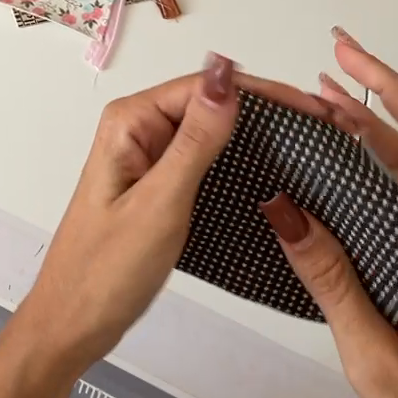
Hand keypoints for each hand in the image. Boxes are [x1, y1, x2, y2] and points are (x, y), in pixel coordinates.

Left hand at [0, 54, 321, 397]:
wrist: (74, 322)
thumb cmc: (106, 268)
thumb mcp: (160, 202)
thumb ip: (196, 139)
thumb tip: (224, 75)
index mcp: (131, 120)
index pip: (205, 86)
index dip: (263, 92)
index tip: (314, 109)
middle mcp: (137, 127)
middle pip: (210, 101)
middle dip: (266, 109)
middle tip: (324, 128)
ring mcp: (147, 154)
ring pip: (210, 128)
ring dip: (256, 132)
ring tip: (309, 142)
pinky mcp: (157, 180)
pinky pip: (202, 156)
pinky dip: (237, 157)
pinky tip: (269, 167)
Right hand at [257, 27, 397, 397]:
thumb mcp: (378, 361)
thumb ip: (332, 284)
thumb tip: (285, 210)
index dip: (385, 96)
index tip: (342, 65)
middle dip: (380, 87)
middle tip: (337, 51)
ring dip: (370, 120)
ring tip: (323, 93)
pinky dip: (367, 160)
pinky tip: (336, 161)